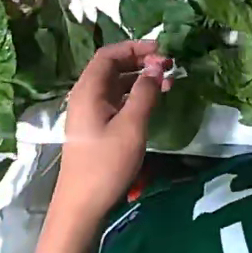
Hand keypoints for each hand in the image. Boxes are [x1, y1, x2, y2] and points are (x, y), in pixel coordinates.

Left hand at [55, 40, 170, 226]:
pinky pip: (117, 101)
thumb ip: (144, 93)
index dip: (134, 47)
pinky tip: (154, 101)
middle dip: (140, 62)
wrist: (82, 205)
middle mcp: (85, 96)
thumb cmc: (106, 164)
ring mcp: (90, 112)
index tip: (161, 50)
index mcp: (88, 90)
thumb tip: (156, 68)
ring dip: (140, 79)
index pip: (109, 54)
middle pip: (112, 67)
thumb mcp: (131, 126)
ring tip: (168, 82)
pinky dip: (135, 96)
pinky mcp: (96, 127)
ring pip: (116, 85)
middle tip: (169, 66)